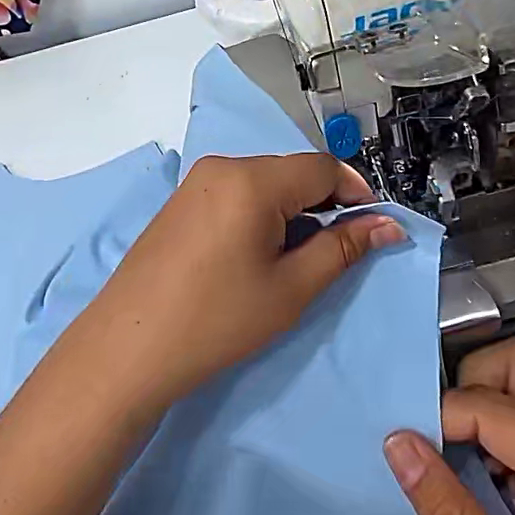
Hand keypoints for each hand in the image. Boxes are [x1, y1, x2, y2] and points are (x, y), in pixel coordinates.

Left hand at [72, 153, 406, 408]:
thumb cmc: (216, 320)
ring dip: (292, 210)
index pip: (324, 167)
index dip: (356, 194)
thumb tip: (387, 225)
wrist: (128, 348)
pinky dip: (260, 213)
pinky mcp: (181, 200)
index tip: (373, 228)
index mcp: (252, 179)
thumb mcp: (290, 288)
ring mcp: (196, 181)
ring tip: (293, 259)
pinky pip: (236, 192)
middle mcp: (223, 166)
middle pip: (293, 171)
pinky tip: (256, 253)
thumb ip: (342, 248)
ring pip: (265, 182)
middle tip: (334, 252)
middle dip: (323, 204)